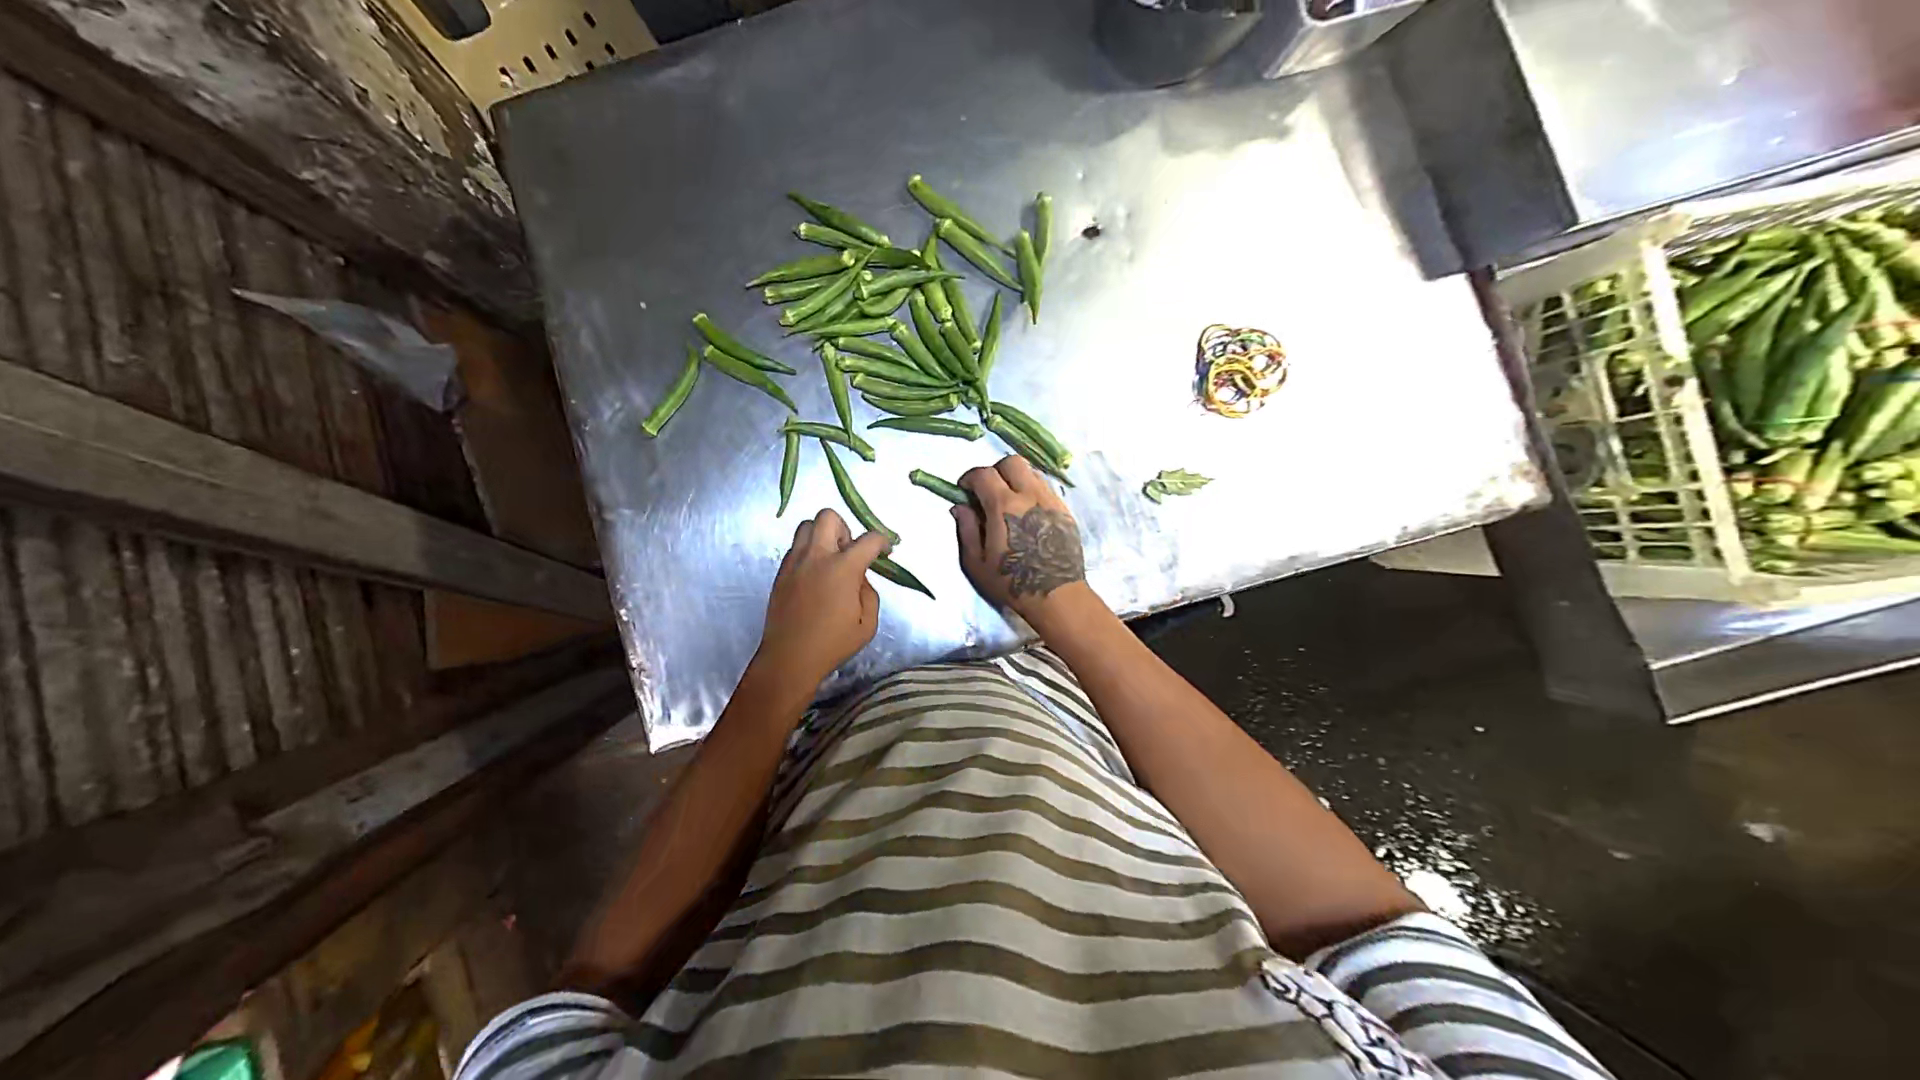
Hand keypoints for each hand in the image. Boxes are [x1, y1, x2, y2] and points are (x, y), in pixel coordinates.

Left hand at [755, 508, 891, 687]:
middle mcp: (817, 556)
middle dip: (845, 528)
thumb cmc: (832, 644)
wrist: (789, 658)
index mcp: (843, 568)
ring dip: (822, 535)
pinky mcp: (781, 572)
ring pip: (806, 526)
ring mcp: (795, 562)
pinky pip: (795, 547)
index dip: (883, 542)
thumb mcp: (867, 624)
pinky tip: (815, 575)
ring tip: (830, 559)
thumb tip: (860, 579)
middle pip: (829, 517)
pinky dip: (808, 552)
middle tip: (850, 552)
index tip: (886, 551)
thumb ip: (869, 594)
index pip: (869, 539)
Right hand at [953, 455, 1093, 625]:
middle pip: (1011, 462)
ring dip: (1016, 479)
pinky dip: (1032, 491)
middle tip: (988, 491)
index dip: (969, 478)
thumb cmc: (1011, 582)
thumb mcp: (976, 561)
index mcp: (1004, 505)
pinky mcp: (1065, 511)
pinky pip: (1046, 488)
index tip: (965, 490)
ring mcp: (1051, 501)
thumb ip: (966, 529)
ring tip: (1009, 501)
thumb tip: (960, 507)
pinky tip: (1028, 513)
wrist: (1056, 595)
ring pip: (1032, 472)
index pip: (983, 474)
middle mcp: (1030, 495)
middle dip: (995, 471)